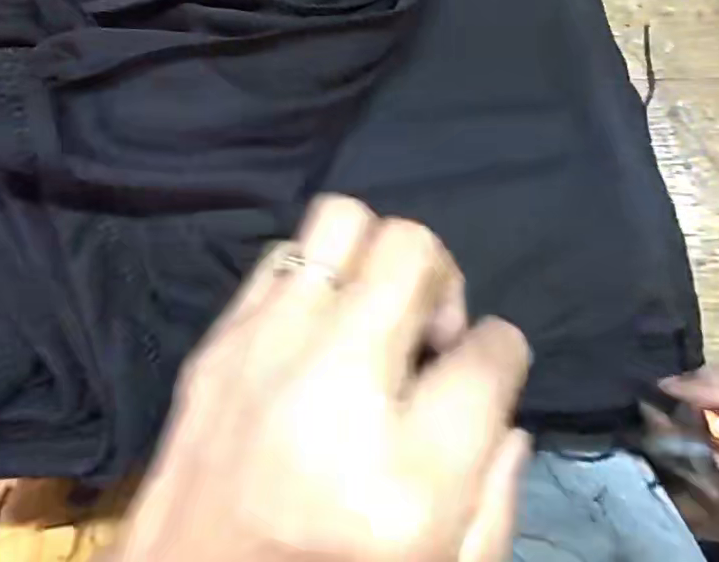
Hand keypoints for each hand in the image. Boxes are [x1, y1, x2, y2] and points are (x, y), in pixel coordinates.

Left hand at [106, 193, 533, 561]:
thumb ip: (493, 498)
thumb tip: (504, 410)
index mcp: (406, 478)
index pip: (492, 352)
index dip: (502, 353)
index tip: (486, 368)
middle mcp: (332, 392)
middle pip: (413, 252)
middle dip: (443, 279)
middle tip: (429, 332)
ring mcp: (263, 355)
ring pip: (344, 221)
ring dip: (375, 257)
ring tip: (375, 313)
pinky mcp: (214, 347)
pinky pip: (284, 257)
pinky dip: (317, 278)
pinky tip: (317, 331)